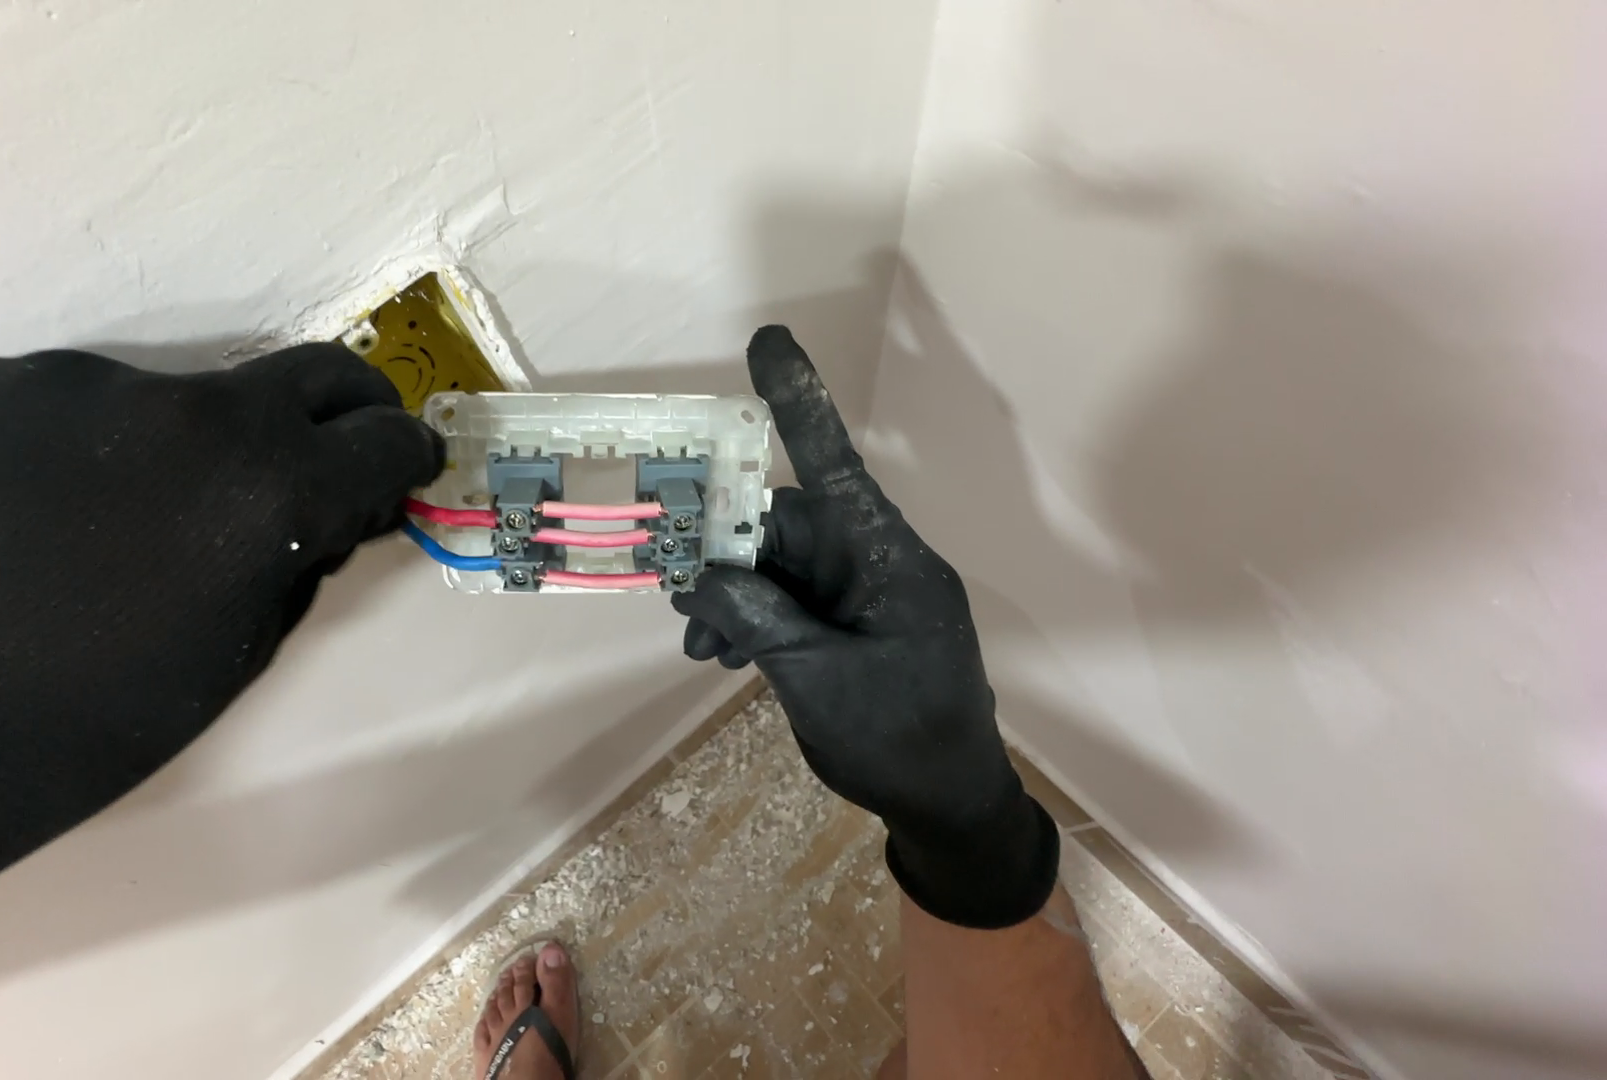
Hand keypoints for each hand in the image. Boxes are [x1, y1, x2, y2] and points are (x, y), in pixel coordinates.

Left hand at [0, 343, 440, 1070]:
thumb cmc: (71, 734)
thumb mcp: (235, 660)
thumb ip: (302, 566)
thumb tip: (333, 515)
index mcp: (262, 489)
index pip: (387, 440)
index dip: (412, 457)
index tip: (410, 471)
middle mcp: (182, 408)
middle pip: (317, 371)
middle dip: (354, 411)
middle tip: (340, 457)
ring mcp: (68, 380)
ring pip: (187, 396)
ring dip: (203, 445)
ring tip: (137, 521)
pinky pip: (77, 402)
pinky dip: (98, 446)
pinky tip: (39, 513)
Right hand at [673, 326, 1056, 928]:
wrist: (943, 803)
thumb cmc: (898, 737)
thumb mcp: (816, 677)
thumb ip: (757, 617)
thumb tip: (702, 577)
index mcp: (884, 556)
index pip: (835, 463)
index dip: (798, 401)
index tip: (767, 342)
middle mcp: (869, 559)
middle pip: (783, 524)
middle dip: (725, 557)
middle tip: (681, 602)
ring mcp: (857, 592)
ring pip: (775, 567)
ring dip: (730, 598)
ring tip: (701, 647)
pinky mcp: (844, 622)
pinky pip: (785, 601)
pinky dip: (749, 620)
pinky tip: (722, 655)